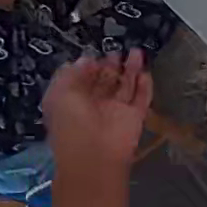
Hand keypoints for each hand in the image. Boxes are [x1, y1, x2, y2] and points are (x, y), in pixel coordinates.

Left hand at [42, 50, 152, 187]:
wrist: (94, 155)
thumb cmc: (71, 123)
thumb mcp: (59, 93)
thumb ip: (71, 74)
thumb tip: (86, 59)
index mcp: (74, 100)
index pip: (84, 79)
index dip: (90, 66)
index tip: (96, 53)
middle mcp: (96, 105)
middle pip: (107, 81)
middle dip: (112, 65)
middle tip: (117, 51)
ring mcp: (117, 111)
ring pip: (126, 86)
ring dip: (131, 70)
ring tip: (136, 52)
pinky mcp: (136, 117)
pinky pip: (142, 98)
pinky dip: (145, 85)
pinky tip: (146, 71)